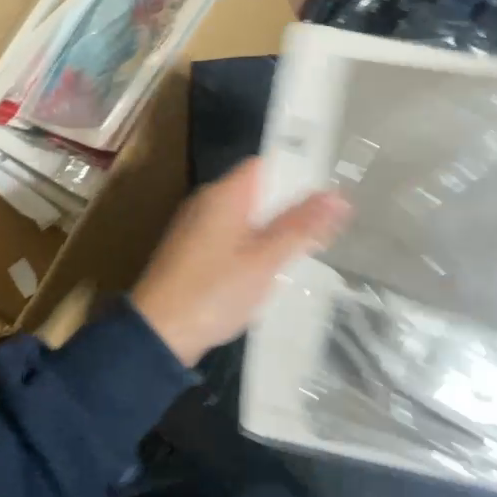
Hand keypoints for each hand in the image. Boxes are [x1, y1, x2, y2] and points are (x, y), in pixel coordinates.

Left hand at [130, 157, 348, 366]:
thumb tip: (337, 195)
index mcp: (223, 195)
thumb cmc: (214, 291)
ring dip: (271, 232)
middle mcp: (206, 202)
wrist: (159, 331)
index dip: (296, 173)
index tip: (327, 192)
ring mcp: (195, 227)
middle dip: (288, 208)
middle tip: (325, 229)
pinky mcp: (190, 252)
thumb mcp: (265, 261)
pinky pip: (229, 238)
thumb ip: (300, 227)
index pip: (264, 165)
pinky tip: (268, 272)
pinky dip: (251, 248)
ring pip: (243, 218)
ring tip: (305, 252)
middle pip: (256, 192)